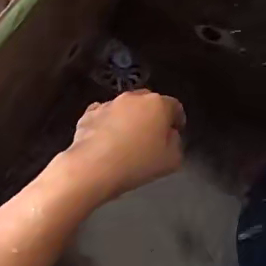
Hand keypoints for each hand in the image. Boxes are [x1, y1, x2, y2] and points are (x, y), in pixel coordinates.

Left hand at [51, 91, 184, 203]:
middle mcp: (133, 98)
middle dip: (152, 117)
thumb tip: (170, 136)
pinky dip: (107, 126)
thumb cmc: (137, 163)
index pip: (174, 107)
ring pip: (124, 109)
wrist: (94, 167)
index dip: (177, 120)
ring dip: (128, 121)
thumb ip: (176, 143)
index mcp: (158, 105)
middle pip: (148, 104)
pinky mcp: (88, 114)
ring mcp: (109, 104)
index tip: (175, 132)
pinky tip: (106, 143)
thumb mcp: (172, 160)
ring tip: (126, 143)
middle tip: (151, 138)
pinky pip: (103, 118)